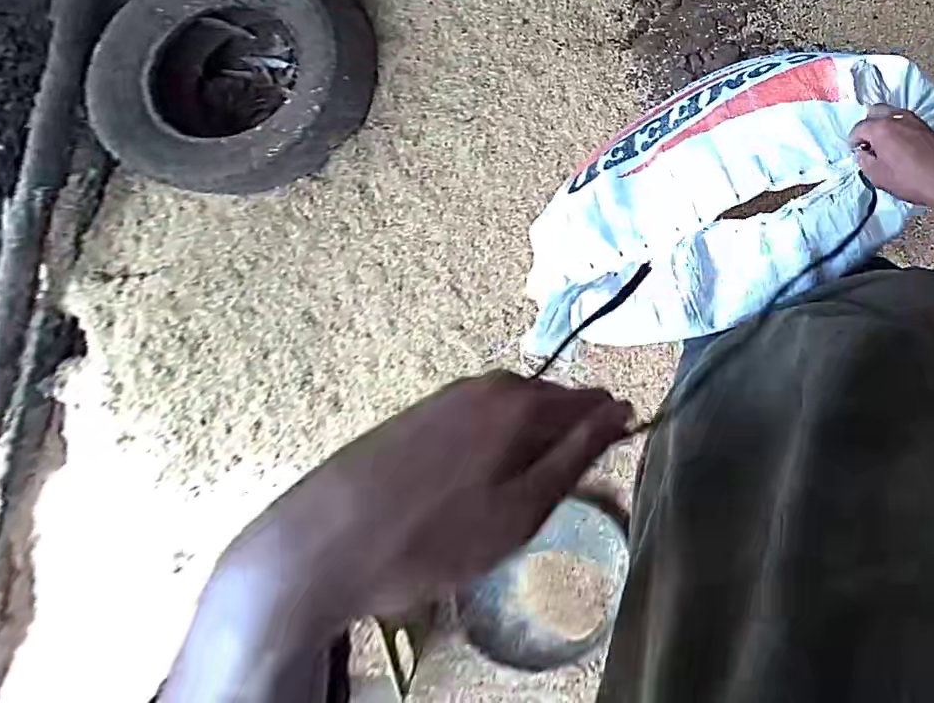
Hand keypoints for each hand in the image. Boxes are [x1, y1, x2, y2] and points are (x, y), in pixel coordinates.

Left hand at [164, 373, 629, 700]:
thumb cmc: (432, 539)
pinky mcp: (423, 408)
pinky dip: (491, 442)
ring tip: (499, 498)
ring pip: (517, 410)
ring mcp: (453, 391)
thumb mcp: (522, 509)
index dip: (605, 432)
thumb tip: (621, 408)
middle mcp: (494, 382)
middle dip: (562, 440)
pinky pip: (482, 415)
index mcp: (524, 402)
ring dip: (524, 444)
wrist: (312, 550)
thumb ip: (580, 452)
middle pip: (555, 403)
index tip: (592, 473)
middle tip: (539, 499)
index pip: (593, 400)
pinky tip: (463, 485)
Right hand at [849, 104, 933, 215]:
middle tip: (869, 146)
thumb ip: (864, 162)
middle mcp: (896, 118)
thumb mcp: (878, 176)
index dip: (854, 141)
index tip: (856, 151)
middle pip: (875, 115)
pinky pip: (906, 123)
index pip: (859, 128)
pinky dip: (899, 129)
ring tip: (886, 145)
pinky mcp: (927, 127)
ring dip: (885, 127)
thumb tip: (862, 153)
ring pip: (892, 116)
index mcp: (880, 128)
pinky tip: (902, 145)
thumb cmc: (910, 180)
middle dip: (869, 128)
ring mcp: (914, 120)